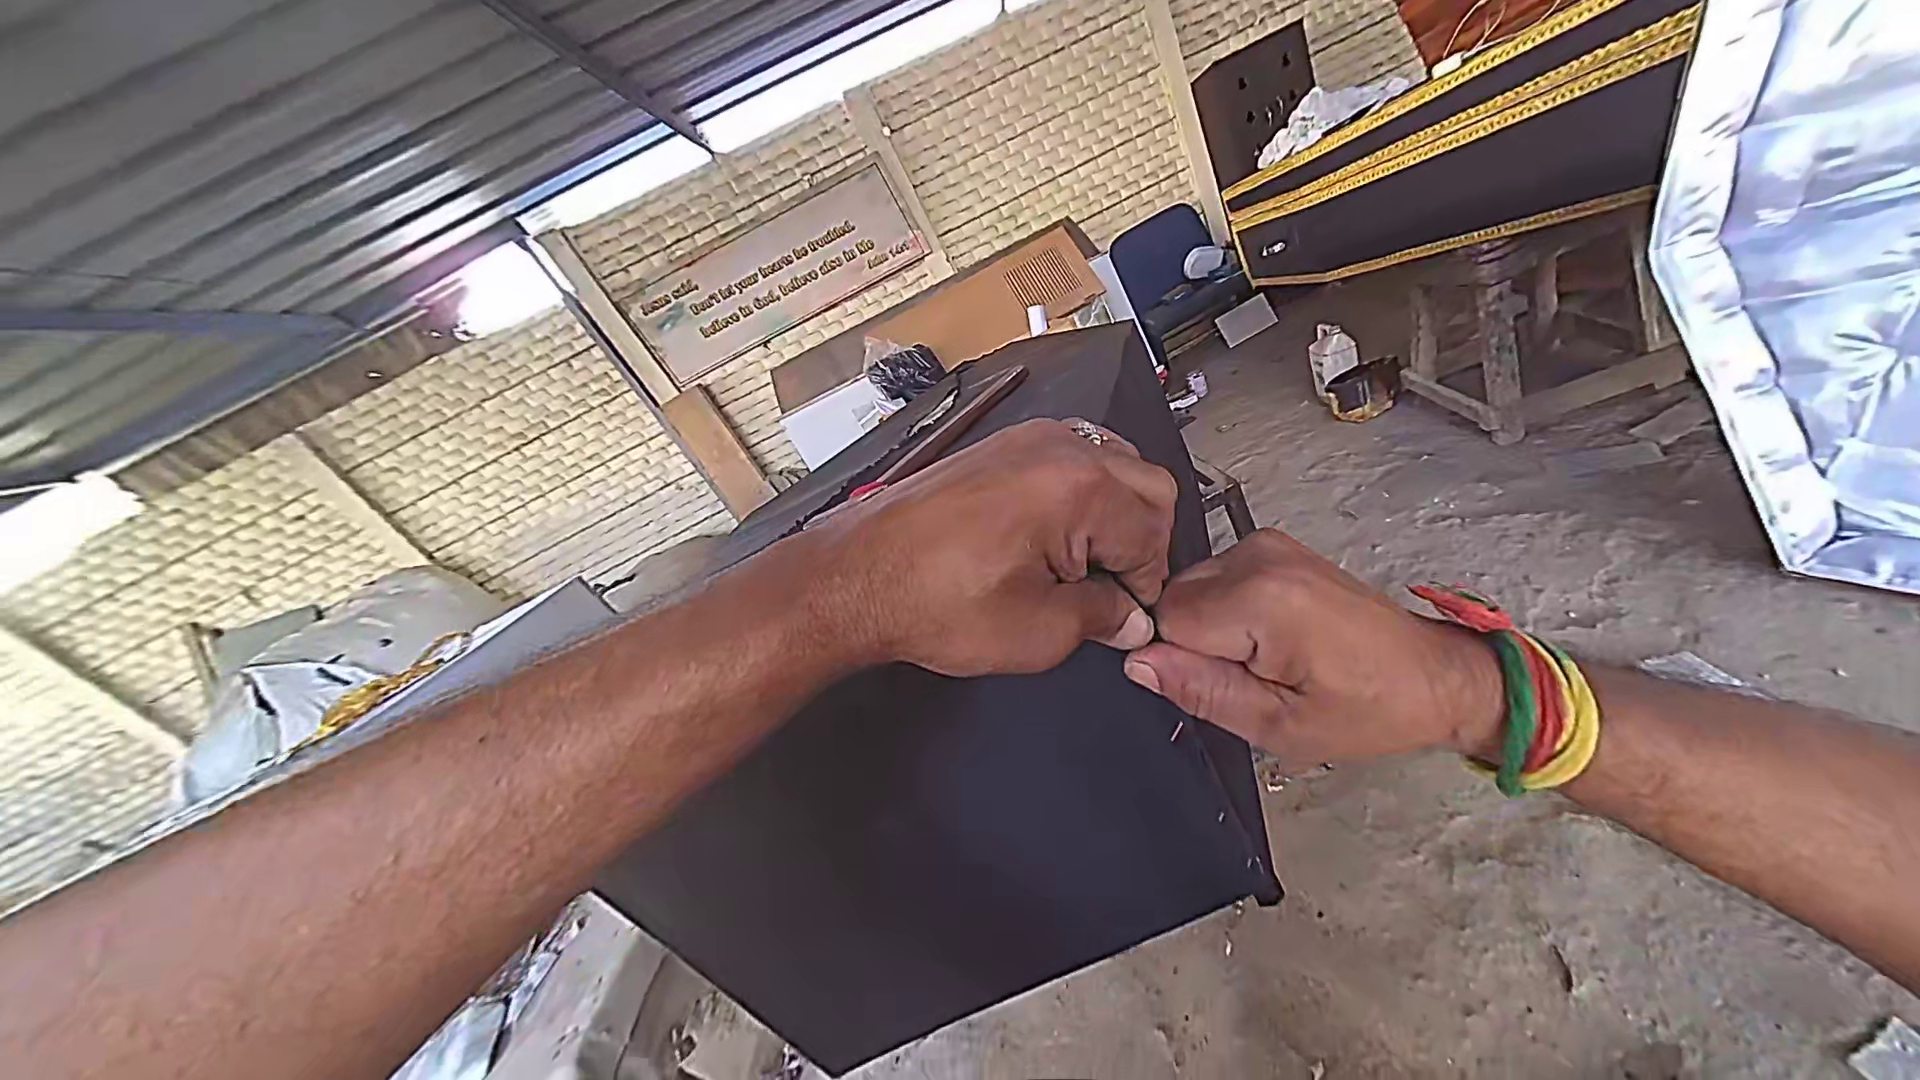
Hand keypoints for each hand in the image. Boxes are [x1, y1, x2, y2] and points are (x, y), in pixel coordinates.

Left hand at [815, 418, 1178, 676]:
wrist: (856, 577)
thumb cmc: (927, 598)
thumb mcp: (1036, 631)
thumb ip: (1102, 618)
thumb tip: (1128, 615)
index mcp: (1077, 485)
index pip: (1154, 532)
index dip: (1147, 584)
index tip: (1129, 612)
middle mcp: (1056, 447)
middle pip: (1146, 487)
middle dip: (1142, 542)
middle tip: (1112, 590)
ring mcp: (1025, 440)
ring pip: (1112, 466)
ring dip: (1114, 515)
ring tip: (1080, 566)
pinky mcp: (1000, 447)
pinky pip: (1069, 461)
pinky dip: (1079, 497)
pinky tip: (1053, 539)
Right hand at [1122, 529, 1505, 768]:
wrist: (1430, 673)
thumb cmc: (1366, 708)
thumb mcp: (1277, 724)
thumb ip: (1200, 689)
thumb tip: (1137, 663)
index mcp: (1262, 599)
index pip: (1162, 620)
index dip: (1181, 660)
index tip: (1225, 681)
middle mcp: (1257, 557)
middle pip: (1172, 599)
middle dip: (1193, 641)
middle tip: (1250, 672)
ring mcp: (1263, 544)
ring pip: (1187, 588)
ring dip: (1208, 625)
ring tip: (1262, 653)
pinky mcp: (1267, 544)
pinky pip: (1210, 578)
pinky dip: (1222, 607)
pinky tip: (1263, 630)